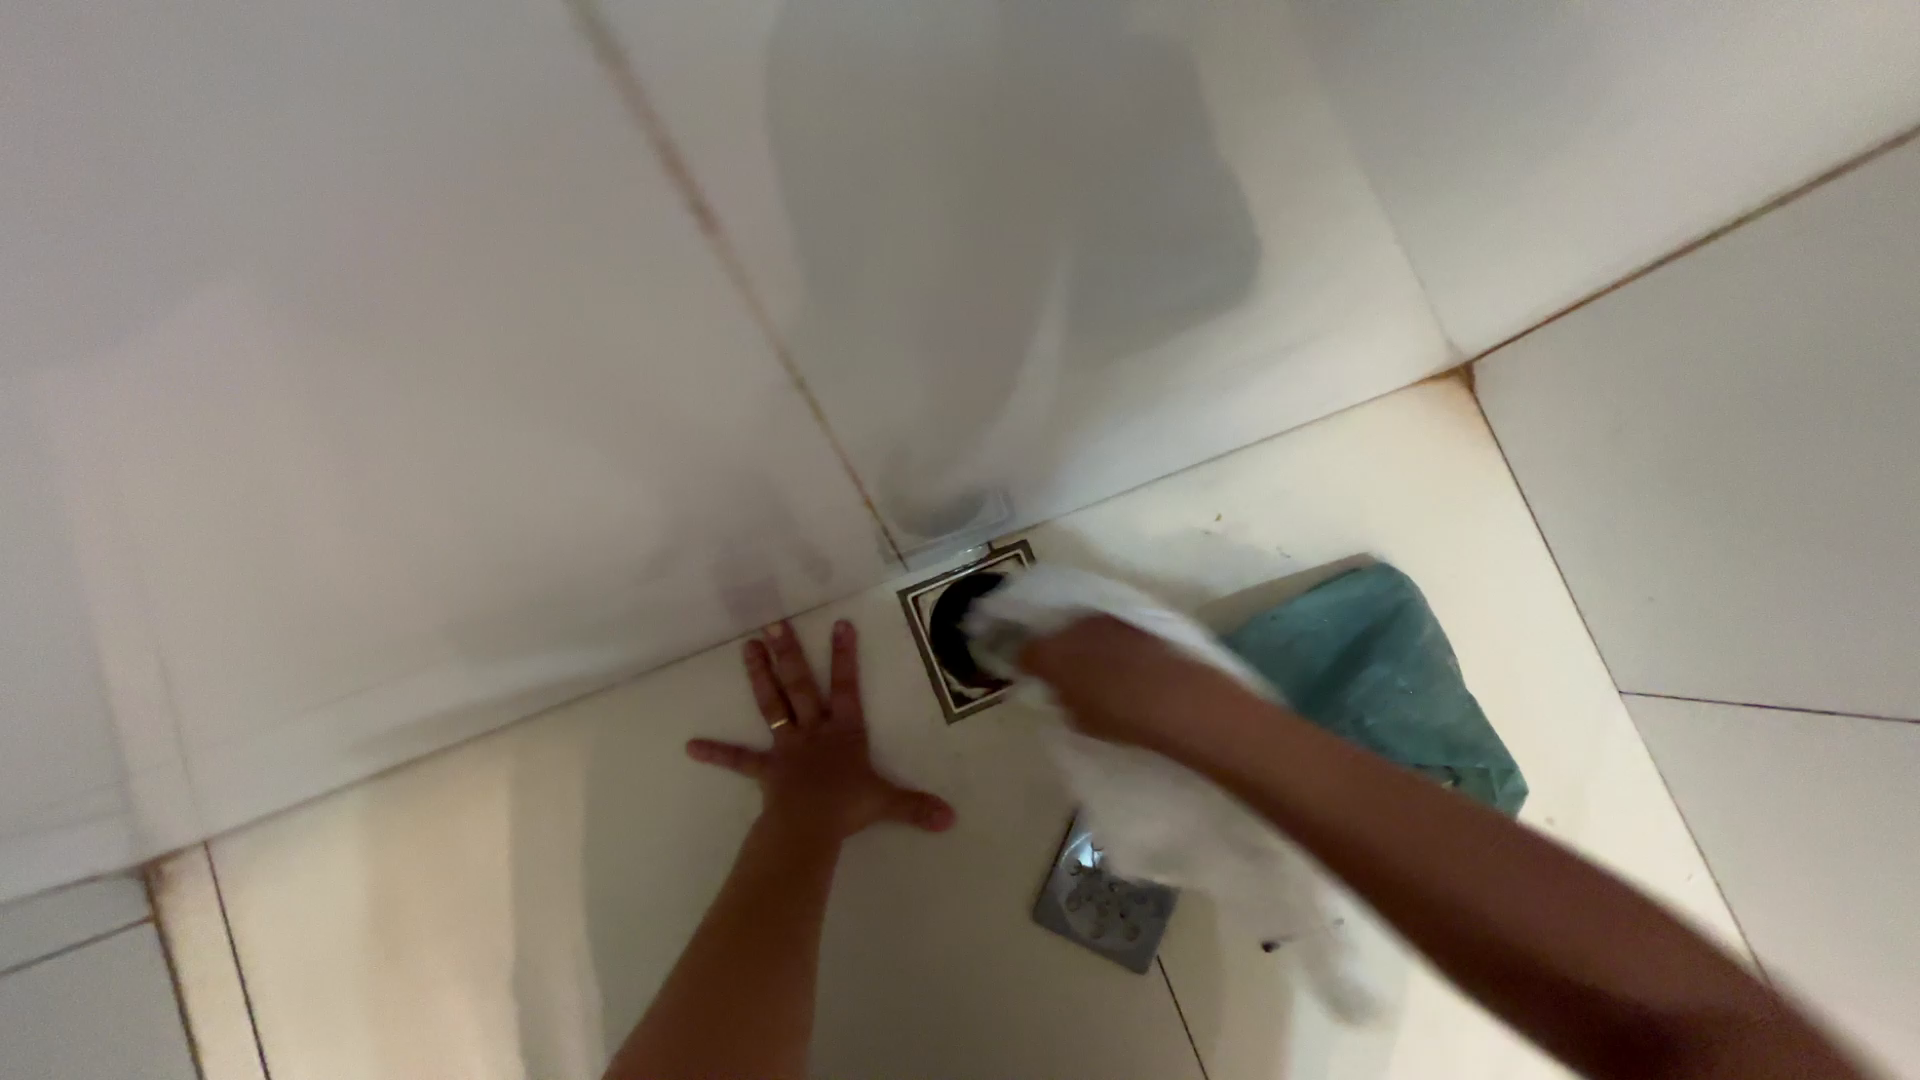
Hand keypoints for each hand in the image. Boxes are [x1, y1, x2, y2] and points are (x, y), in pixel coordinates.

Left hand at [687, 619, 955, 839]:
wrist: (809, 827)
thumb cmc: (848, 807)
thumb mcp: (888, 803)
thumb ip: (917, 806)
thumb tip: (951, 819)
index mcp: (844, 731)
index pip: (847, 686)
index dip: (845, 656)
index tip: (840, 623)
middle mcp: (814, 730)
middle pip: (800, 685)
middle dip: (790, 652)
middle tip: (774, 622)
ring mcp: (787, 747)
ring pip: (773, 705)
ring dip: (760, 677)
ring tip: (747, 647)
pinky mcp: (766, 769)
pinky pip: (739, 760)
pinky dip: (717, 753)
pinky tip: (691, 745)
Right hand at [1017, 614, 1257, 752]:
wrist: (1176, 695)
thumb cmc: (1120, 716)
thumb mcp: (1079, 719)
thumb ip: (1061, 698)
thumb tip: (1061, 689)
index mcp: (1051, 654)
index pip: (1025, 652)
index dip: (1026, 664)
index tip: (1031, 675)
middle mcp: (1071, 627)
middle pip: (1053, 634)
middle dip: (1055, 649)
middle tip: (1064, 672)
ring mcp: (1103, 618)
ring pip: (1081, 627)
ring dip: (1082, 642)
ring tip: (1095, 665)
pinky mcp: (1132, 617)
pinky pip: (1108, 627)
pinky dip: (1108, 639)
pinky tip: (1120, 659)